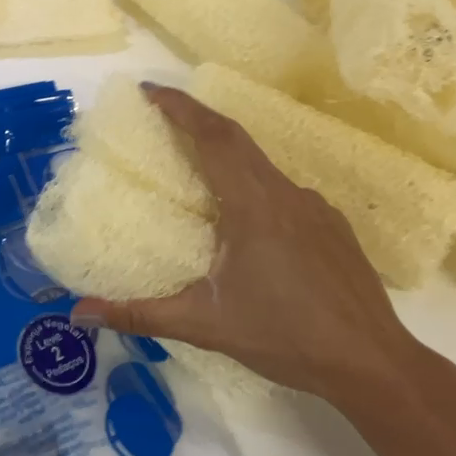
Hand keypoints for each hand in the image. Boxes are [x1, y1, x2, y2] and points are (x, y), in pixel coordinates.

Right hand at [71, 82, 425, 403]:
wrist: (376, 366)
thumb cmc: (286, 337)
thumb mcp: (204, 325)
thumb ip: (140, 314)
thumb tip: (79, 312)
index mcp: (252, 203)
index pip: (213, 136)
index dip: (179, 106)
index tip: (147, 90)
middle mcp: (284, 193)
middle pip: (235, 138)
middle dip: (195, 118)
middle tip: (158, 113)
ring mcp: (315, 208)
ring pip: (260, 164)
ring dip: (224, 152)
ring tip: (195, 167)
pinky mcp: (333, 227)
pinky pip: (282, 190)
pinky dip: (252, 184)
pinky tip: (244, 220)